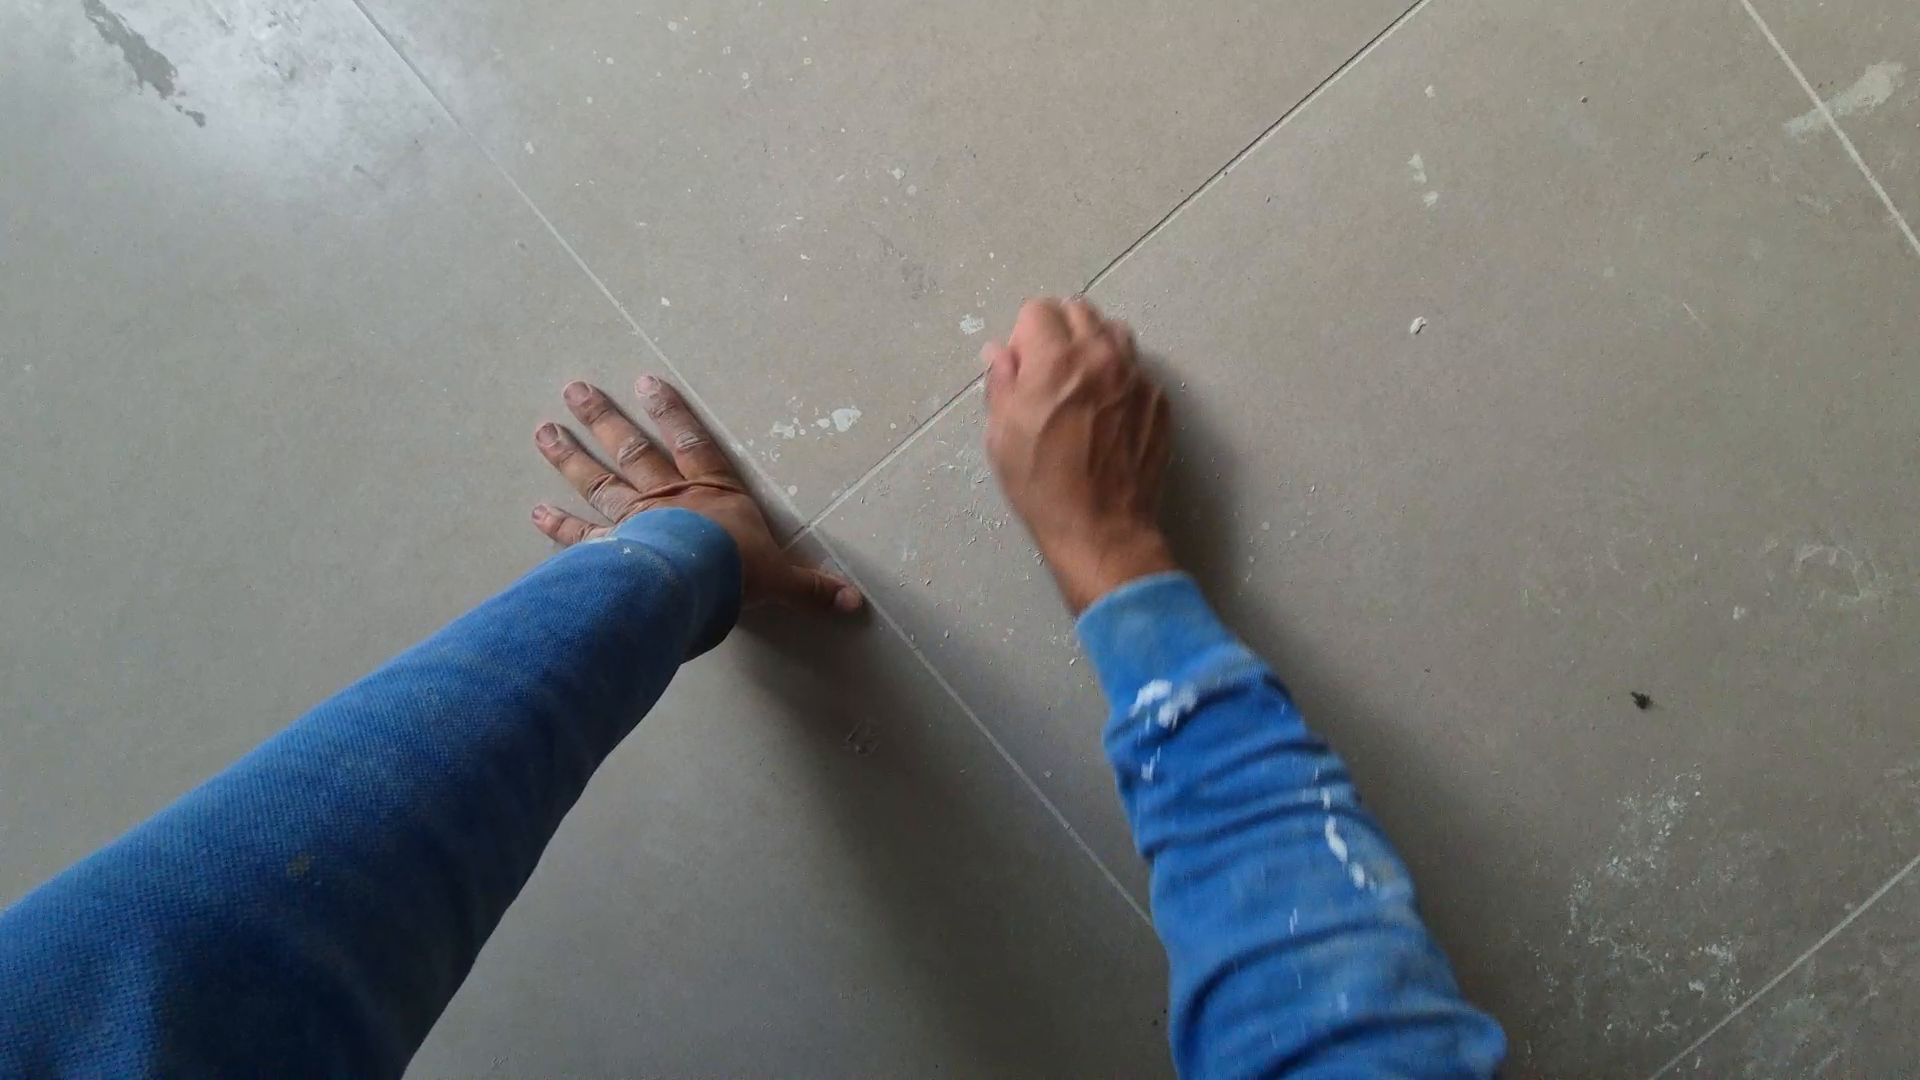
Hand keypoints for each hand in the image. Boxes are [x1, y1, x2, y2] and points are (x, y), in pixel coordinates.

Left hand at [532, 376, 863, 614]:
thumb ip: (813, 589)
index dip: (671, 413)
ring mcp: (635, 523)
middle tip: (574, 390)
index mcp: (712, 494)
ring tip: (544, 430)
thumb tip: (855, 603)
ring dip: (571, 457)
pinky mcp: (611, 553)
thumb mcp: (784, 579)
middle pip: (633, 452)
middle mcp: (669, 499)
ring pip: (600, 483)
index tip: (645, 381)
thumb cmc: (739, 572)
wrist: (696, 588)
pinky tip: (535, 509)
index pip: (692, 444)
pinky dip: (558, 525)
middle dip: (605, 420)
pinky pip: (581, 537)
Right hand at [984, 298, 1176, 615]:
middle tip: (1048, 373)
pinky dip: (1118, 377)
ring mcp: (1137, 377)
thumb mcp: (1002, 436)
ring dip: (1092, 346)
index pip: (1038, 310)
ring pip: (1113, 332)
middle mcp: (1102, 356)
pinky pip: (1136, 369)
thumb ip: (1001, 383)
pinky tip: (1107, 414)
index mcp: (1056, 360)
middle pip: (1079, 310)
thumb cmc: (1042, 486)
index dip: (1024, 337)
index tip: (1022, 368)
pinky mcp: (1160, 401)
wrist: (1102, 529)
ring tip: (1081, 387)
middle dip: (1058, 332)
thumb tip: (1000, 352)